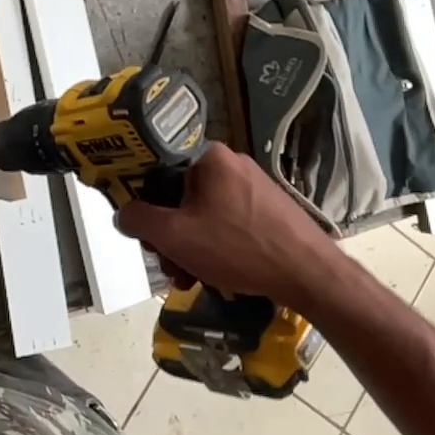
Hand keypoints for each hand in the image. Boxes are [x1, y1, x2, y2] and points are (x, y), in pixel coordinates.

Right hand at [115, 142, 339, 312]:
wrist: (311, 275)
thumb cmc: (238, 247)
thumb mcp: (175, 236)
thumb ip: (138, 220)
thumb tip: (124, 214)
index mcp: (207, 157)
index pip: (155, 169)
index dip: (140, 201)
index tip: (141, 231)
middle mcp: (230, 164)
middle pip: (177, 196)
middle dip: (168, 234)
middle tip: (168, 263)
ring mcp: (252, 187)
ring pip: (201, 213)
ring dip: (188, 246)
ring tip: (190, 278)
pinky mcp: (268, 209)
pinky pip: (226, 222)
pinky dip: (213, 246)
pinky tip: (214, 274)